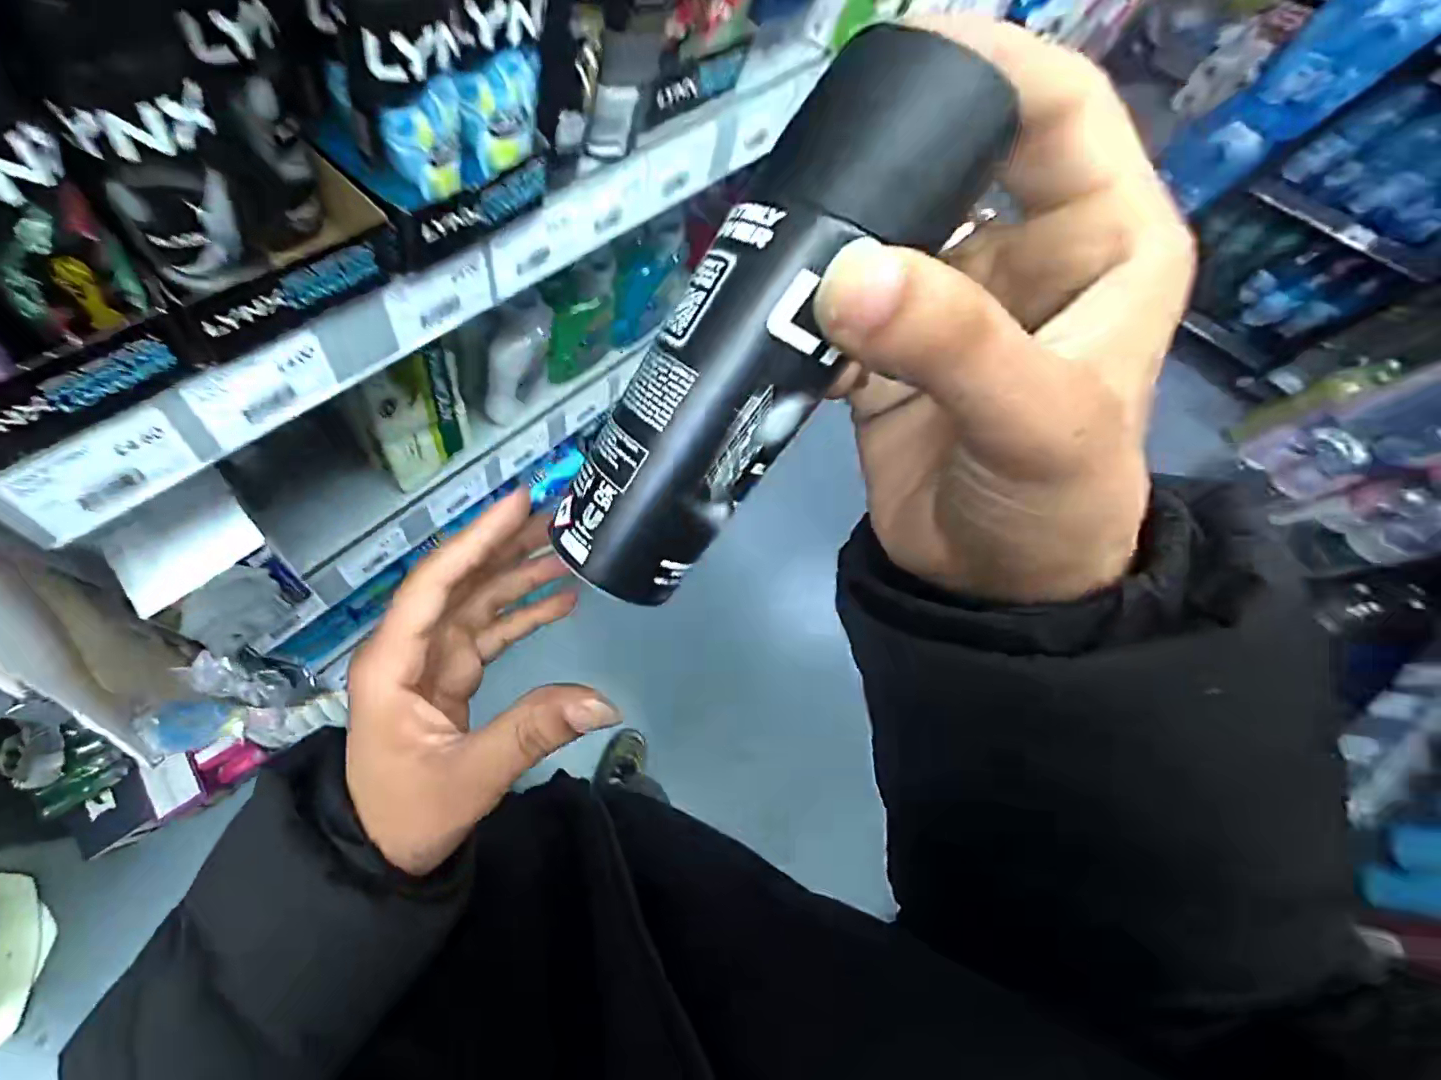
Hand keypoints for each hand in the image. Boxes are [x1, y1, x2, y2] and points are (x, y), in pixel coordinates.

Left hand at [346, 490, 618, 874]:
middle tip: (557, 515)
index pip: (435, 584)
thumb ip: (532, 733)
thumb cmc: (407, 813)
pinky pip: (486, 633)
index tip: (518, 503)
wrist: (379, 850)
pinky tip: (558, 600)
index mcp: (392, 661)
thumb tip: (604, 702)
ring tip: (566, 549)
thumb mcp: (469, 778)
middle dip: (504, 546)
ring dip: (517, 575)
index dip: (476, 540)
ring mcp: (428, 659)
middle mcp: (407, 647)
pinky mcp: (447, 674)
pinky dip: (519, 616)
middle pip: (458, 582)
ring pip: (474, 602)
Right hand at [814, 17, 1195, 602]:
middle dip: (874, 174)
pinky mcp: (879, 365)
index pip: (1055, 117)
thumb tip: (841, 273)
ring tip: (760, 248)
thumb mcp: (1031, 416)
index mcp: (1096, 243)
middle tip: (798, 170)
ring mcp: (937, 317)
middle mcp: (1013, 265)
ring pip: (871, 257)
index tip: (902, 55)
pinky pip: (828, 325)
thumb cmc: (1055, 499)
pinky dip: (791, 326)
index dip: (992, 70)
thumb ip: (949, 343)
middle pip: (941, 181)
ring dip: (819, 256)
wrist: (991, 583)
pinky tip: (756, 322)